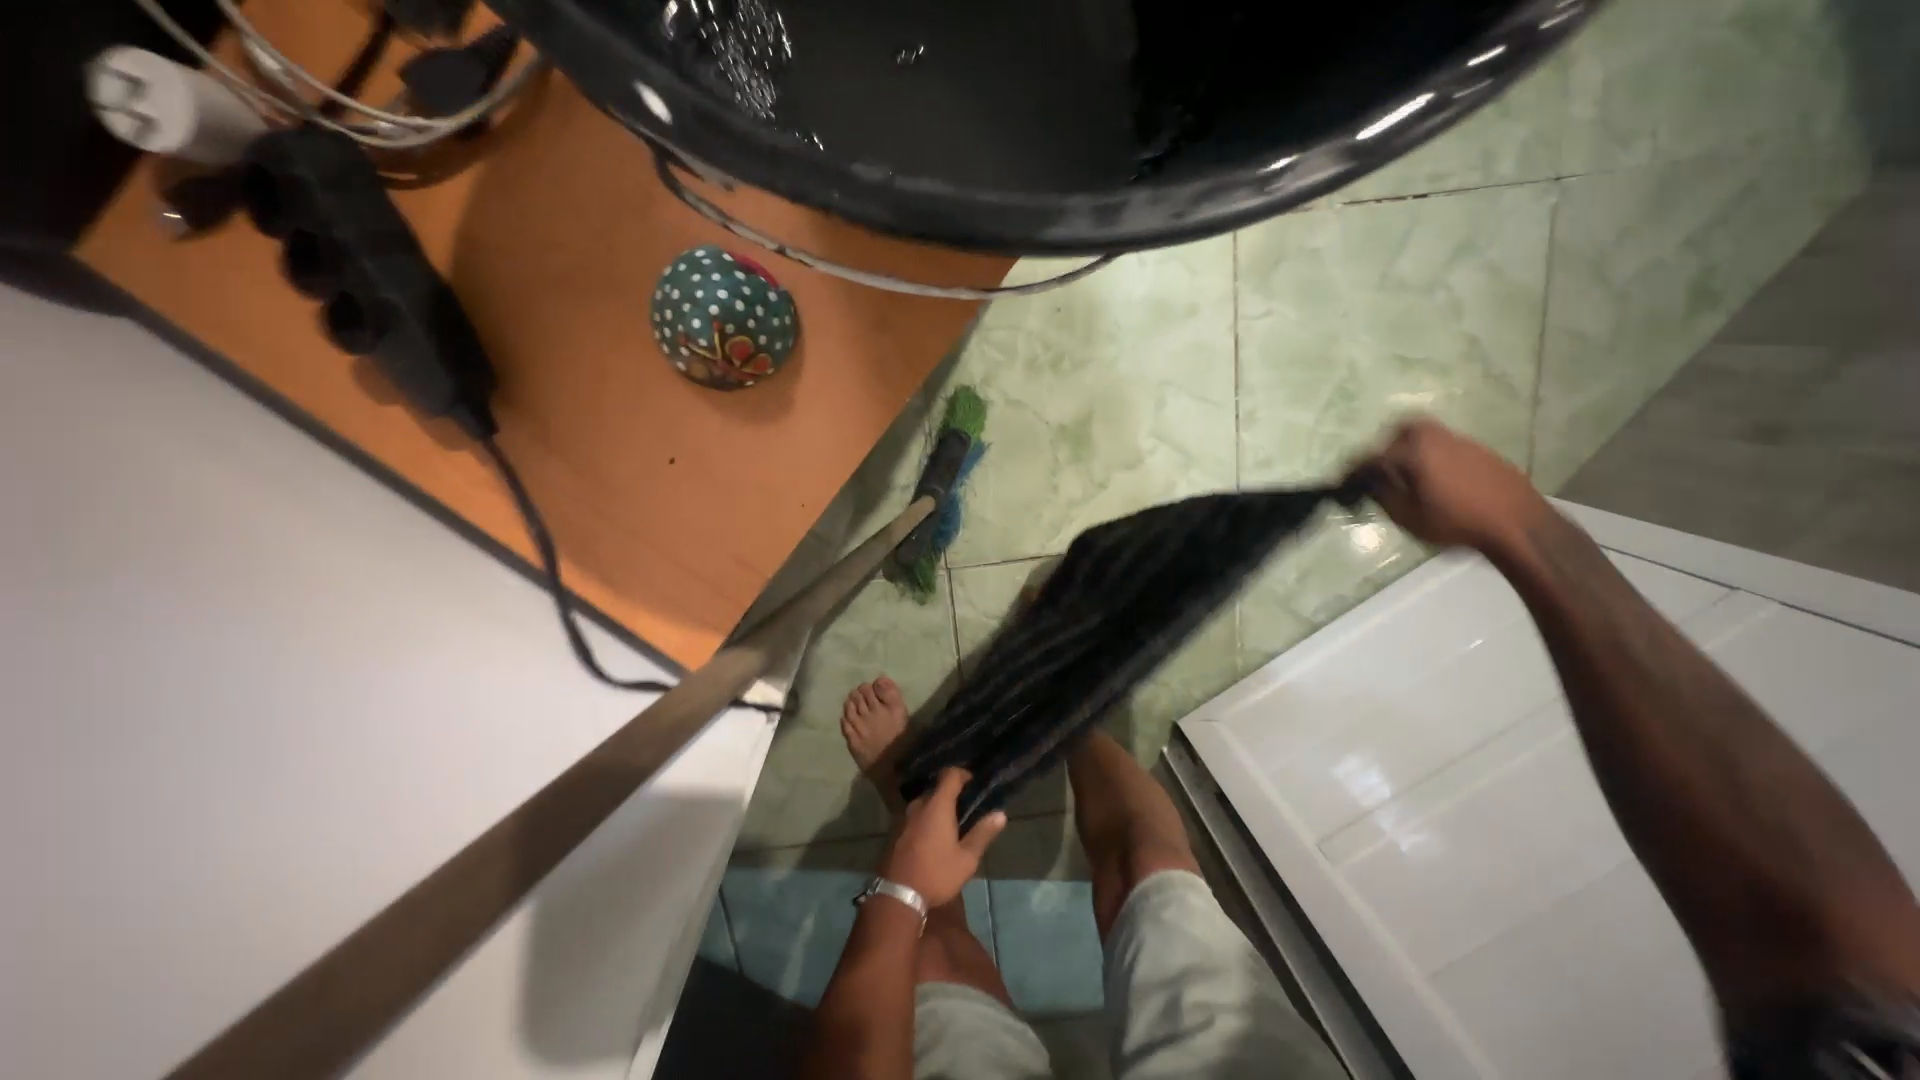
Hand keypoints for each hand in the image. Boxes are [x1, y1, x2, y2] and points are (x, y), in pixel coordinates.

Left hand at [877, 768, 1006, 908]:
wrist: (896, 895)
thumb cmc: (936, 874)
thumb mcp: (966, 858)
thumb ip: (982, 834)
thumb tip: (1000, 814)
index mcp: (937, 806)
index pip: (949, 775)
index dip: (963, 774)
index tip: (974, 784)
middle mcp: (917, 806)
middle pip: (936, 789)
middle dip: (951, 795)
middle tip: (967, 809)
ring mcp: (902, 819)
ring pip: (923, 805)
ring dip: (937, 809)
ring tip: (951, 825)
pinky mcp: (893, 832)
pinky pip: (913, 818)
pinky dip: (925, 820)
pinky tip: (932, 838)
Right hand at [1346, 418, 1553, 555]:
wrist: (1518, 524)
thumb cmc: (1456, 522)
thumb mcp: (1408, 516)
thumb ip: (1382, 495)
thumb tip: (1368, 481)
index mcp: (1414, 450)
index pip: (1373, 455)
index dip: (1354, 468)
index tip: (1344, 480)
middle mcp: (1437, 438)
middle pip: (1404, 427)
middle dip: (1387, 443)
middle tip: (1381, 467)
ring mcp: (1463, 442)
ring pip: (1429, 436)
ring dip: (1414, 450)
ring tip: (1411, 477)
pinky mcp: (1482, 452)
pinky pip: (1448, 447)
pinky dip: (1435, 458)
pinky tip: (1439, 482)